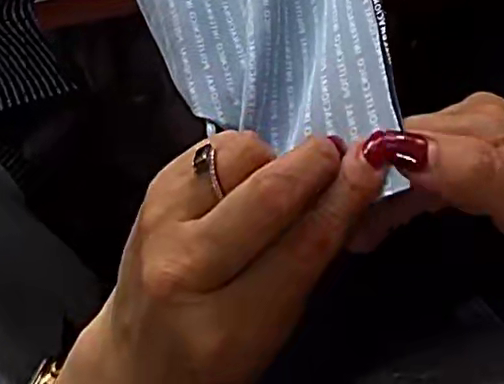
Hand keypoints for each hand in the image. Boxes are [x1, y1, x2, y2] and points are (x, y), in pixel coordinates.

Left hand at [59, 131, 385, 383]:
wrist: (134, 357)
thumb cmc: (213, 357)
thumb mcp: (268, 331)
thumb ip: (306, 261)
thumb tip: (350, 190)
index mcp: (224, 326)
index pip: (299, 249)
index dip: (342, 199)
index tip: (368, 165)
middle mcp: (184, 265)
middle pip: (265, 194)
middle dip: (310, 164)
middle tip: (337, 150)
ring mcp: (160, 219)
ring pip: (233, 155)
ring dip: (270, 156)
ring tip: (280, 179)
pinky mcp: (150, 187)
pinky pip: (208, 146)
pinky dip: (238, 152)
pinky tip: (244, 176)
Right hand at [353, 92, 503, 346]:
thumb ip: (474, 176)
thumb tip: (395, 144)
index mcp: (487, 123)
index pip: (400, 137)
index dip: (365, 172)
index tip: (336, 210)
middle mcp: (481, 117)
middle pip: (403, 144)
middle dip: (369, 182)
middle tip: (341, 229)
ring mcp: (490, 140)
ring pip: (414, 159)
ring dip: (383, 193)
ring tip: (355, 231)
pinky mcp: (497, 166)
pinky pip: (436, 172)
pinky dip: (408, 197)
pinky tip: (389, 218)